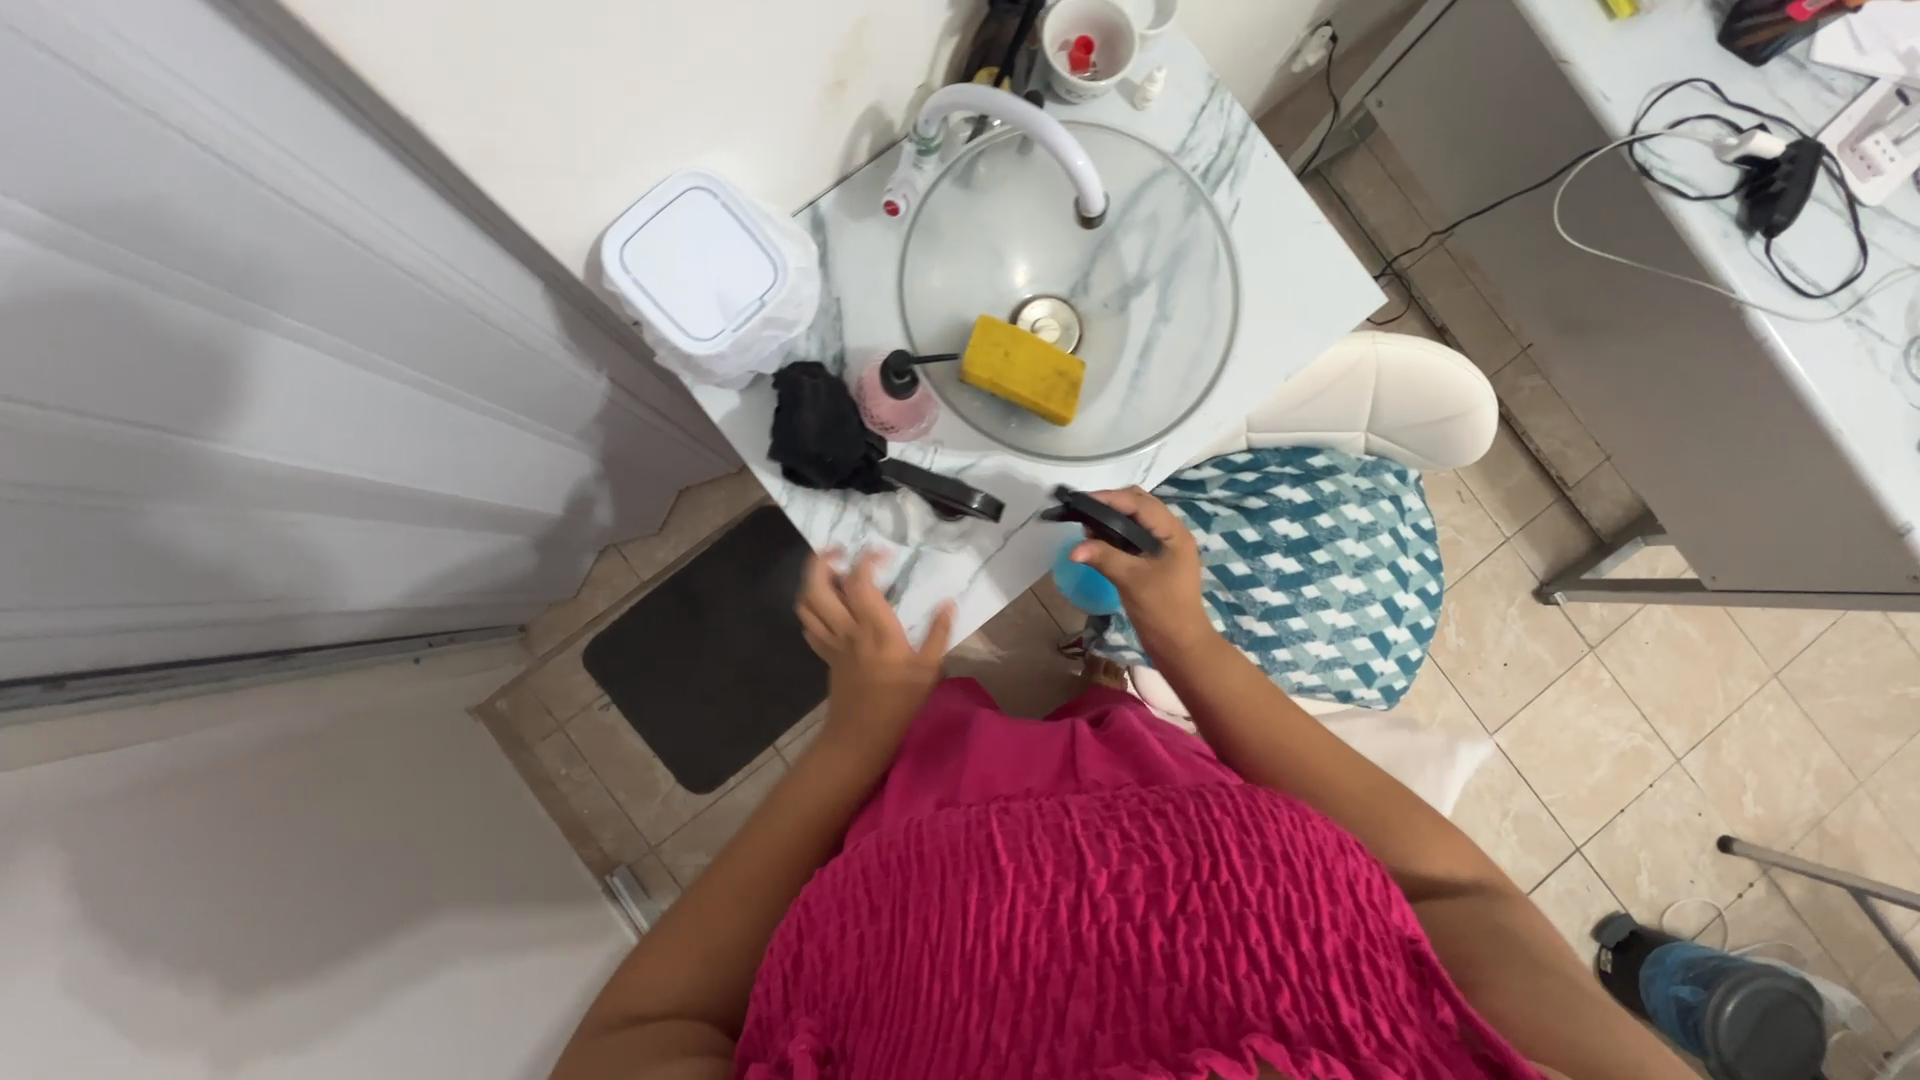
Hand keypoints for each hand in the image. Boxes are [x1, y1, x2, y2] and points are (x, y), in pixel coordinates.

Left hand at [795, 550, 955, 769]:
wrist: (862, 734)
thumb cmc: (899, 701)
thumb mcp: (929, 668)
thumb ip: (939, 633)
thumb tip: (948, 603)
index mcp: (874, 628)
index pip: (859, 581)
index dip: (866, 560)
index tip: (881, 553)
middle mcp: (846, 628)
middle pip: (817, 585)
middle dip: (822, 561)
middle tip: (840, 551)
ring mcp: (830, 641)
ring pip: (806, 603)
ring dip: (812, 581)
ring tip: (831, 573)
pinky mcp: (824, 654)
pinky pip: (808, 625)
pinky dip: (812, 609)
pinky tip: (828, 608)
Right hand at [1069, 487, 1216, 658]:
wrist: (1179, 644)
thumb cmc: (1162, 609)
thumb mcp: (1132, 580)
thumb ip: (1104, 557)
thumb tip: (1073, 548)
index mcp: (1173, 533)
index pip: (1140, 503)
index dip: (1111, 498)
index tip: (1083, 501)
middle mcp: (1170, 534)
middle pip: (1139, 506)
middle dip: (1111, 505)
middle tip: (1084, 513)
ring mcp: (1163, 547)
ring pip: (1135, 521)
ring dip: (1112, 520)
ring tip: (1088, 529)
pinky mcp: (1154, 561)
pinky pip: (1133, 538)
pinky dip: (1115, 535)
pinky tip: (1097, 543)